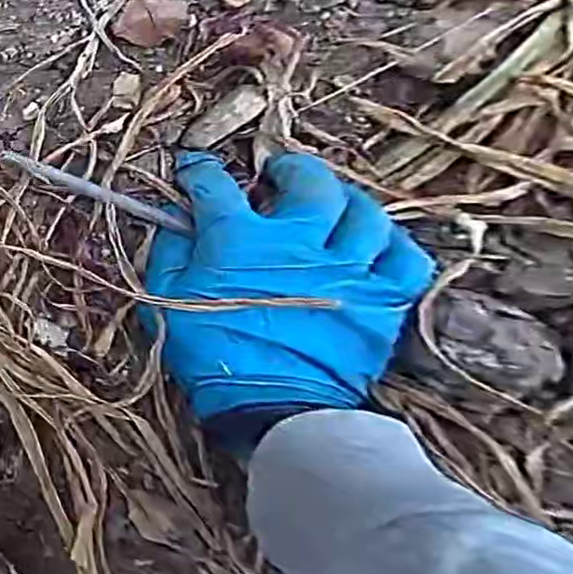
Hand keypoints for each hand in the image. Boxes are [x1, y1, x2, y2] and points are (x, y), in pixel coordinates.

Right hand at [142, 152, 433, 424]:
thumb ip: (170, 248)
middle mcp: (298, 241)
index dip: (200, 170)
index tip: (194, 169)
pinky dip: (389, 242)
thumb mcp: (166, 296)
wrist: (270, 405)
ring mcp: (348, 267)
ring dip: (340, 199)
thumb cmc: (209, 349)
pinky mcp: (384, 298)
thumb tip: (176, 216)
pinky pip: (405, 255)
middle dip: (287, 168)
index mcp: (238, 238)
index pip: (216, 184)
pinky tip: (368, 243)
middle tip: (274, 176)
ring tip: (324, 205)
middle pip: (308, 180)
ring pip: (362, 210)